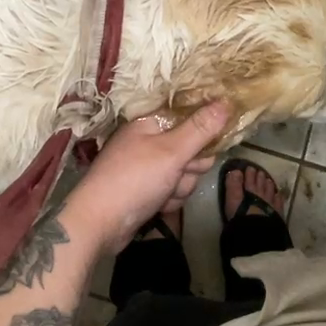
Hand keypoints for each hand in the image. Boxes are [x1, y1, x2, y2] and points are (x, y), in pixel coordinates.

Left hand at [61, 102, 228, 254]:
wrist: (99, 224)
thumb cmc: (134, 179)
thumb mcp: (172, 152)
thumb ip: (200, 129)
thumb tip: (226, 102)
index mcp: (149, 123)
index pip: (188, 117)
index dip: (203, 131)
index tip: (215, 142)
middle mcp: (148, 141)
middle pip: (190, 148)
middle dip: (190, 166)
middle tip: (181, 172)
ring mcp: (146, 168)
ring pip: (184, 173)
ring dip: (180, 187)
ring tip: (164, 193)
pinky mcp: (146, 191)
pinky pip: (172, 190)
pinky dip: (169, 200)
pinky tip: (158, 206)